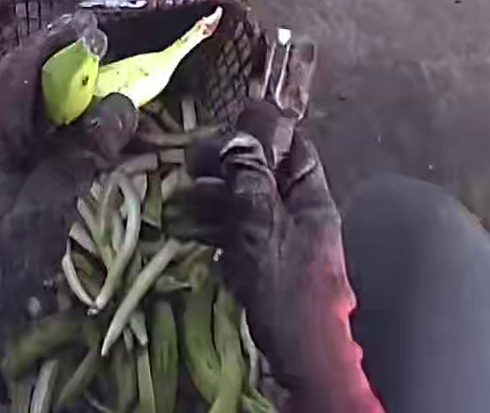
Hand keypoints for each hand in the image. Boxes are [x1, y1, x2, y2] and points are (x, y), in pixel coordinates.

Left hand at [0, 13, 135, 384]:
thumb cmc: (4, 251)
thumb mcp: (50, 201)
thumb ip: (85, 150)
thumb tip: (124, 106)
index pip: (20, 66)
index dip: (56, 41)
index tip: (93, 30)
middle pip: (29, 77)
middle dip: (69, 62)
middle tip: (108, 57)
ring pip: (35, 100)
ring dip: (70, 90)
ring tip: (106, 86)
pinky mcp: (5, 160)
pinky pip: (38, 125)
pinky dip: (66, 118)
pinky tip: (91, 127)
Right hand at [181, 100, 381, 412]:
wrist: (303, 363)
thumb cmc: (287, 287)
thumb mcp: (263, 224)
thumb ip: (249, 176)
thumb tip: (237, 133)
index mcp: (309, 196)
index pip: (291, 145)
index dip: (262, 131)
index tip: (227, 125)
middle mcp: (298, 210)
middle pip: (261, 171)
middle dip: (224, 165)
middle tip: (190, 161)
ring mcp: (281, 237)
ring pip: (244, 201)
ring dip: (212, 196)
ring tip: (180, 199)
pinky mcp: (265, 261)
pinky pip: (239, 230)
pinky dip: (214, 225)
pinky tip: (189, 228)